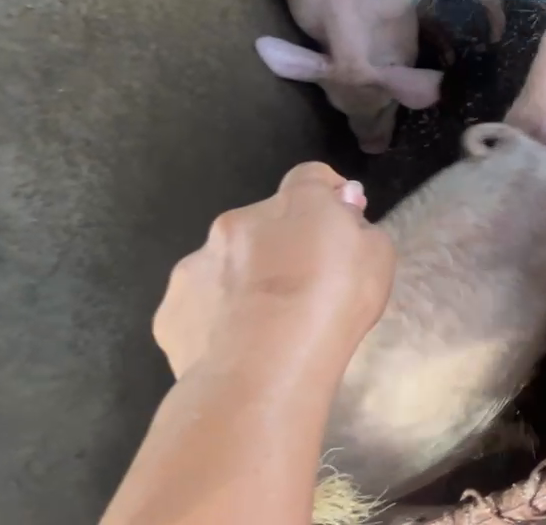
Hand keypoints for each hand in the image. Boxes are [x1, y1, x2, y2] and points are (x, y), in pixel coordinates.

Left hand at [154, 162, 394, 378]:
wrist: (262, 370)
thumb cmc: (335, 302)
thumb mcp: (377, 254)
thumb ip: (355, 227)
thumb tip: (338, 216)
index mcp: (294, 203)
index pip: (310, 175)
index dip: (327, 192)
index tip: (341, 217)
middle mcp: (237, 223)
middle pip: (265, 220)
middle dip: (284, 238)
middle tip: (306, 277)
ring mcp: (195, 266)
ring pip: (228, 260)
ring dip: (247, 274)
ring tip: (269, 317)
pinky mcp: (169, 311)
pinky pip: (201, 300)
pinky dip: (220, 311)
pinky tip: (240, 339)